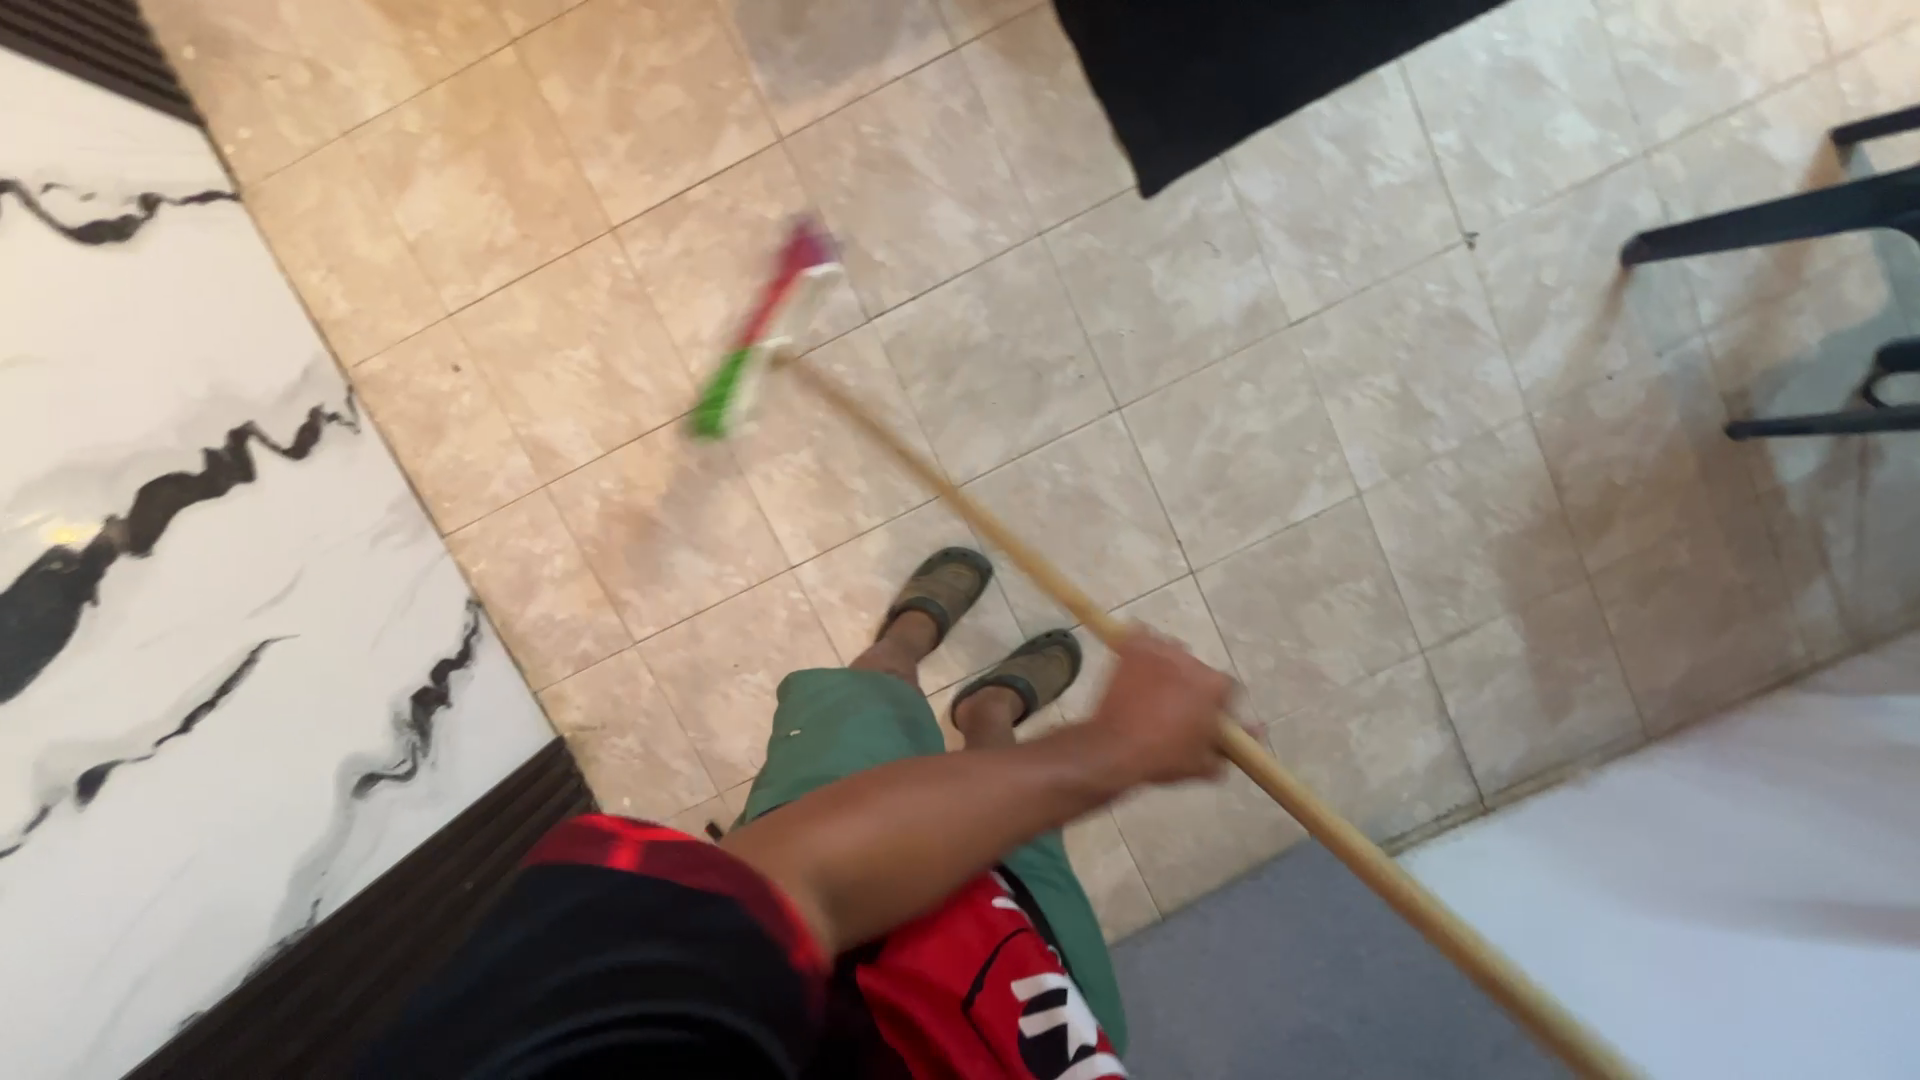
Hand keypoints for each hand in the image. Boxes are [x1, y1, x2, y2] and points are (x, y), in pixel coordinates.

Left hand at [1085, 627, 1234, 786]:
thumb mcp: (1205, 763)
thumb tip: (1257, 731)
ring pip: (1173, 653)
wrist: (1113, 748)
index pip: (1229, 689)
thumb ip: (1233, 745)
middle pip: (1200, 670)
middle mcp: (1192, 661)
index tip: (1207, 719)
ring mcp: (1159, 651)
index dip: (1219, 705)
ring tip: (1154, 690)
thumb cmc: (1163, 758)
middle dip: (1193, 686)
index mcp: (1215, 686)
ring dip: (1169, 666)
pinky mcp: (1131, 647)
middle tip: (1177, 709)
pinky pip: (1142, 636)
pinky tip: (1138, 664)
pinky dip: (1143, 646)